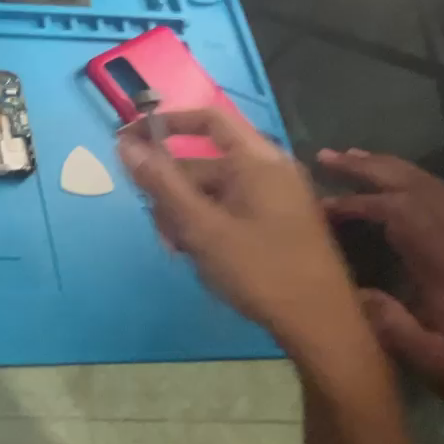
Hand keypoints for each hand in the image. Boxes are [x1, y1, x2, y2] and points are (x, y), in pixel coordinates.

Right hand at [118, 109, 362, 355]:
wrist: (319, 323)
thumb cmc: (260, 269)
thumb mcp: (201, 227)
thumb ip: (162, 183)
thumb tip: (125, 146)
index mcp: (258, 162)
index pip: (208, 120)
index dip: (165, 124)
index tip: (127, 141)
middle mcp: (268, 171)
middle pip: (201, 163)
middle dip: (170, 189)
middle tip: (157, 226)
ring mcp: (273, 198)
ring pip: (209, 191)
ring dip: (183, 213)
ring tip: (179, 248)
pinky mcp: (274, 222)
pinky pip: (226, 209)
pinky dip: (203, 224)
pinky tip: (196, 253)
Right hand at [318, 150, 443, 415]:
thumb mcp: (435, 362)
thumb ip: (392, 326)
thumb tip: (353, 292)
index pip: (397, 212)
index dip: (355, 204)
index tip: (320, 208)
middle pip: (414, 186)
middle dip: (369, 168)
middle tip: (327, 156)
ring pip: (434, 185)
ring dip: (392, 169)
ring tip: (355, 159)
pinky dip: (424, 183)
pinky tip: (408, 185)